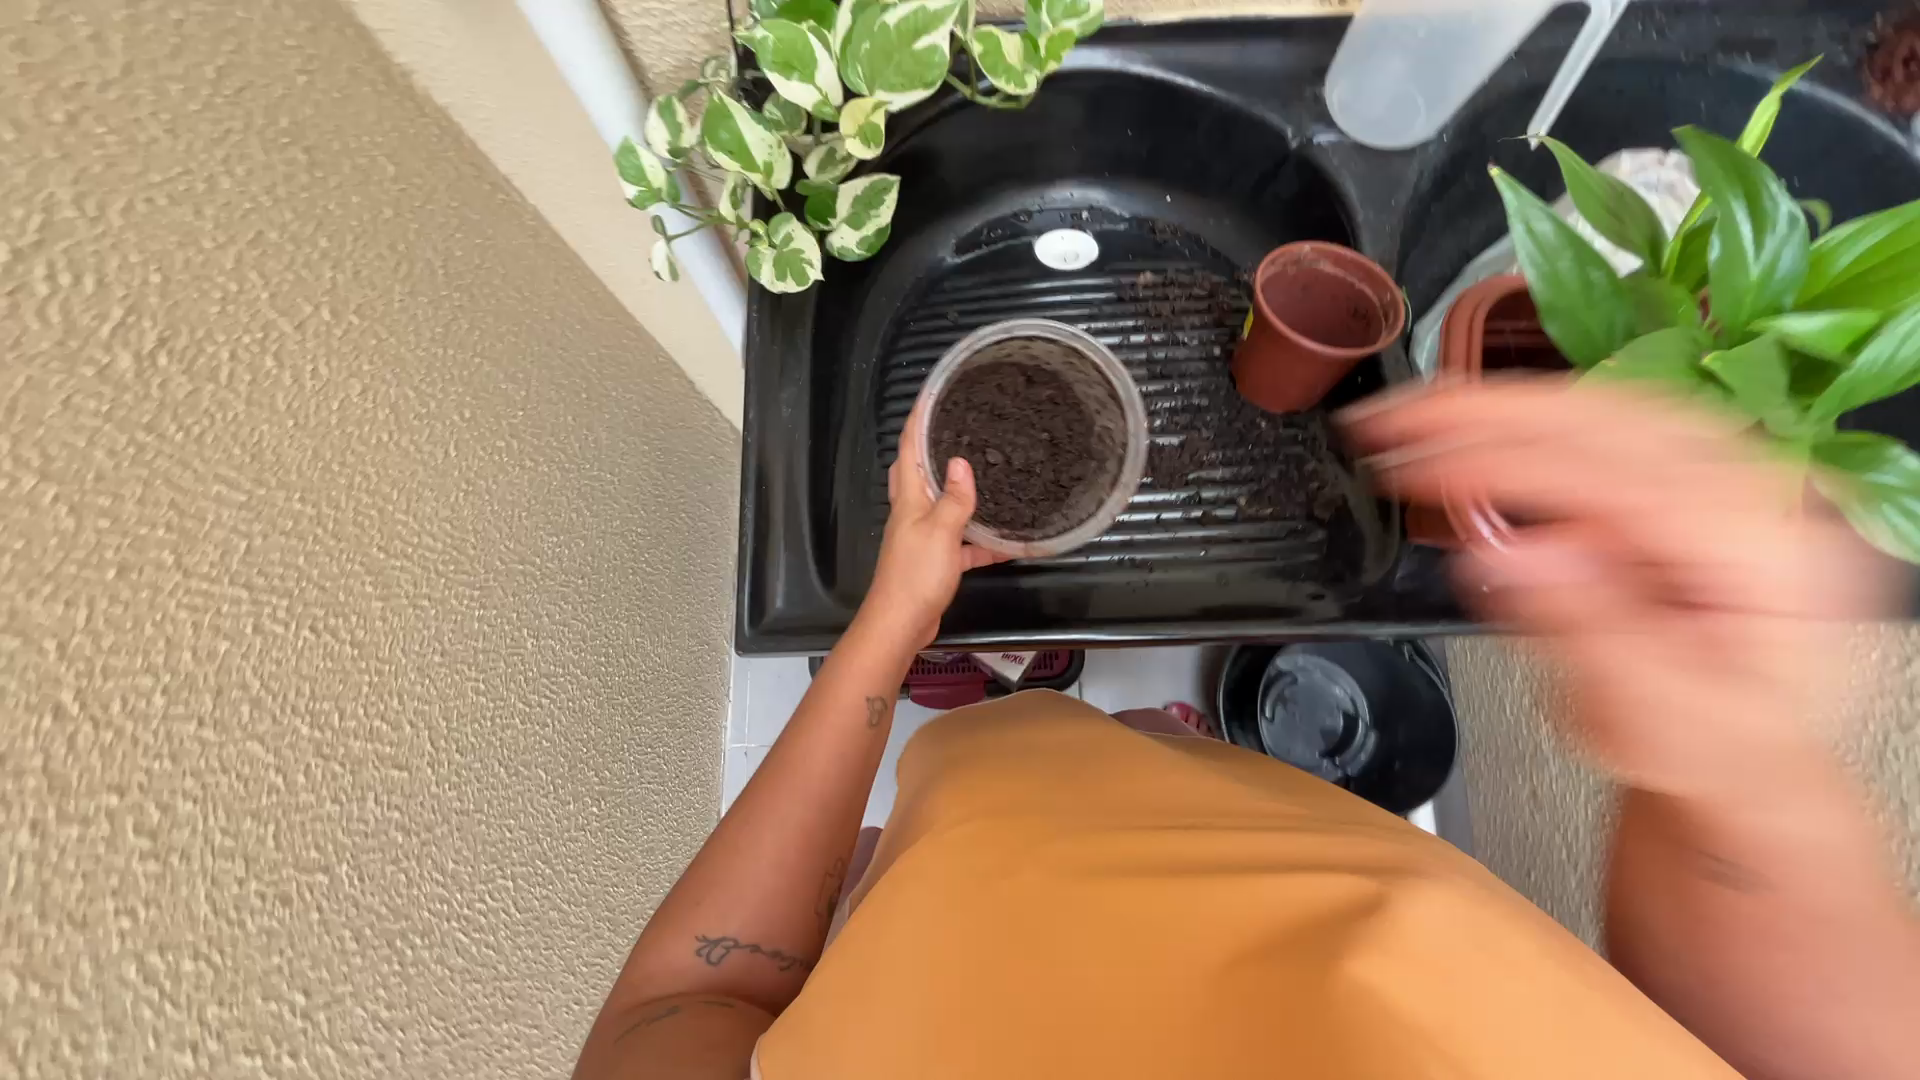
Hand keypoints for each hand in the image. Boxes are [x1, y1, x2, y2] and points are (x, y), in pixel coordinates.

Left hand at [858, 403, 1009, 649]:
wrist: (901, 625)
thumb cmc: (916, 575)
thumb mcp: (940, 532)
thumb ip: (953, 499)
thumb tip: (960, 462)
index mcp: (909, 498)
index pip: (909, 446)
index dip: (918, 417)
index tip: (933, 391)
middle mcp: (913, 512)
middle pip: (921, 470)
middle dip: (935, 445)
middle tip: (962, 425)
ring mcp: (925, 537)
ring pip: (945, 505)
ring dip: (964, 492)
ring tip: (991, 472)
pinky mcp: (937, 561)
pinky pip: (963, 543)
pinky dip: (983, 541)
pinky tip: (1010, 542)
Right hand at [1341, 377, 1894, 803]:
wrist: (1750, 743)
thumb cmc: (1703, 741)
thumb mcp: (1646, 712)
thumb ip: (1588, 630)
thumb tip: (1513, 553)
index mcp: (1749, 551)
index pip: (1599, 479)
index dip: (1487, 465)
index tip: (1403, 471)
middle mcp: (1748, 493)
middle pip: (1599, 417)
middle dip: (1475, 412)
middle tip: (1384, 423)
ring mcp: (1718, 477)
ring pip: (1596, 405)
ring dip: (1489, 404)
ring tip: (1406, 415)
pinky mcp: (1682, 476)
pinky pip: (1597, 421)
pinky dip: (1522, 414)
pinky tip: (1469, 422)